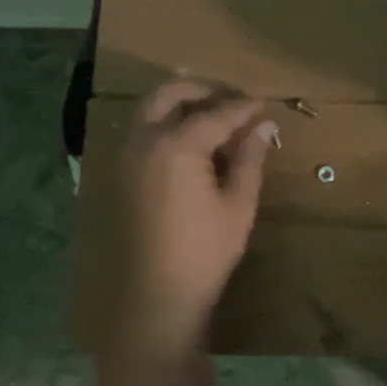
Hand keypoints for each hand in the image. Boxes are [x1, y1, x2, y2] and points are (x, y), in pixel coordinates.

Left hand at [108, 81, 275, 349]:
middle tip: (233, 100)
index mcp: (176, 145)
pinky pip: (141, 133)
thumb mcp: (238, 204)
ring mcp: (126, 157)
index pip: (216, 113)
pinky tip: (189, 144)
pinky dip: (164, 125)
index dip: (244, 108)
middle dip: (203, 91)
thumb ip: (249, 159)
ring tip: (212, 117)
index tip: (265, 104)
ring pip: (149, 111)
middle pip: (170, 95)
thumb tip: (264, 126)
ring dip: (179, 105)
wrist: (157, 295)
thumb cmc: (205, 251)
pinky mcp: (121, 175)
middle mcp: (144, 141)